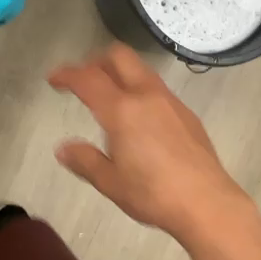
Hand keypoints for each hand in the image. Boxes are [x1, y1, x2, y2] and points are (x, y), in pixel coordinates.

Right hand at [48, 44, 255, 243]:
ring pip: (142, 71)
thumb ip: (85, 161)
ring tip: (110, 99)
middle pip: (119, 57)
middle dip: (95, 61)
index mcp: (122, 111)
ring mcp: (171, 103)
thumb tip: (63, 149)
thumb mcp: (110, 183)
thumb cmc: (153, 195)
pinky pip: (158, 91)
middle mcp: (147, 96)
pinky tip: (140, 120)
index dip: (67, 74)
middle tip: (83, 79)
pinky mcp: (187, 115)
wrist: (206, 202)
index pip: (88, 79)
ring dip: (121, 75)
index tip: (54, 79)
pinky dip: (140, 92)